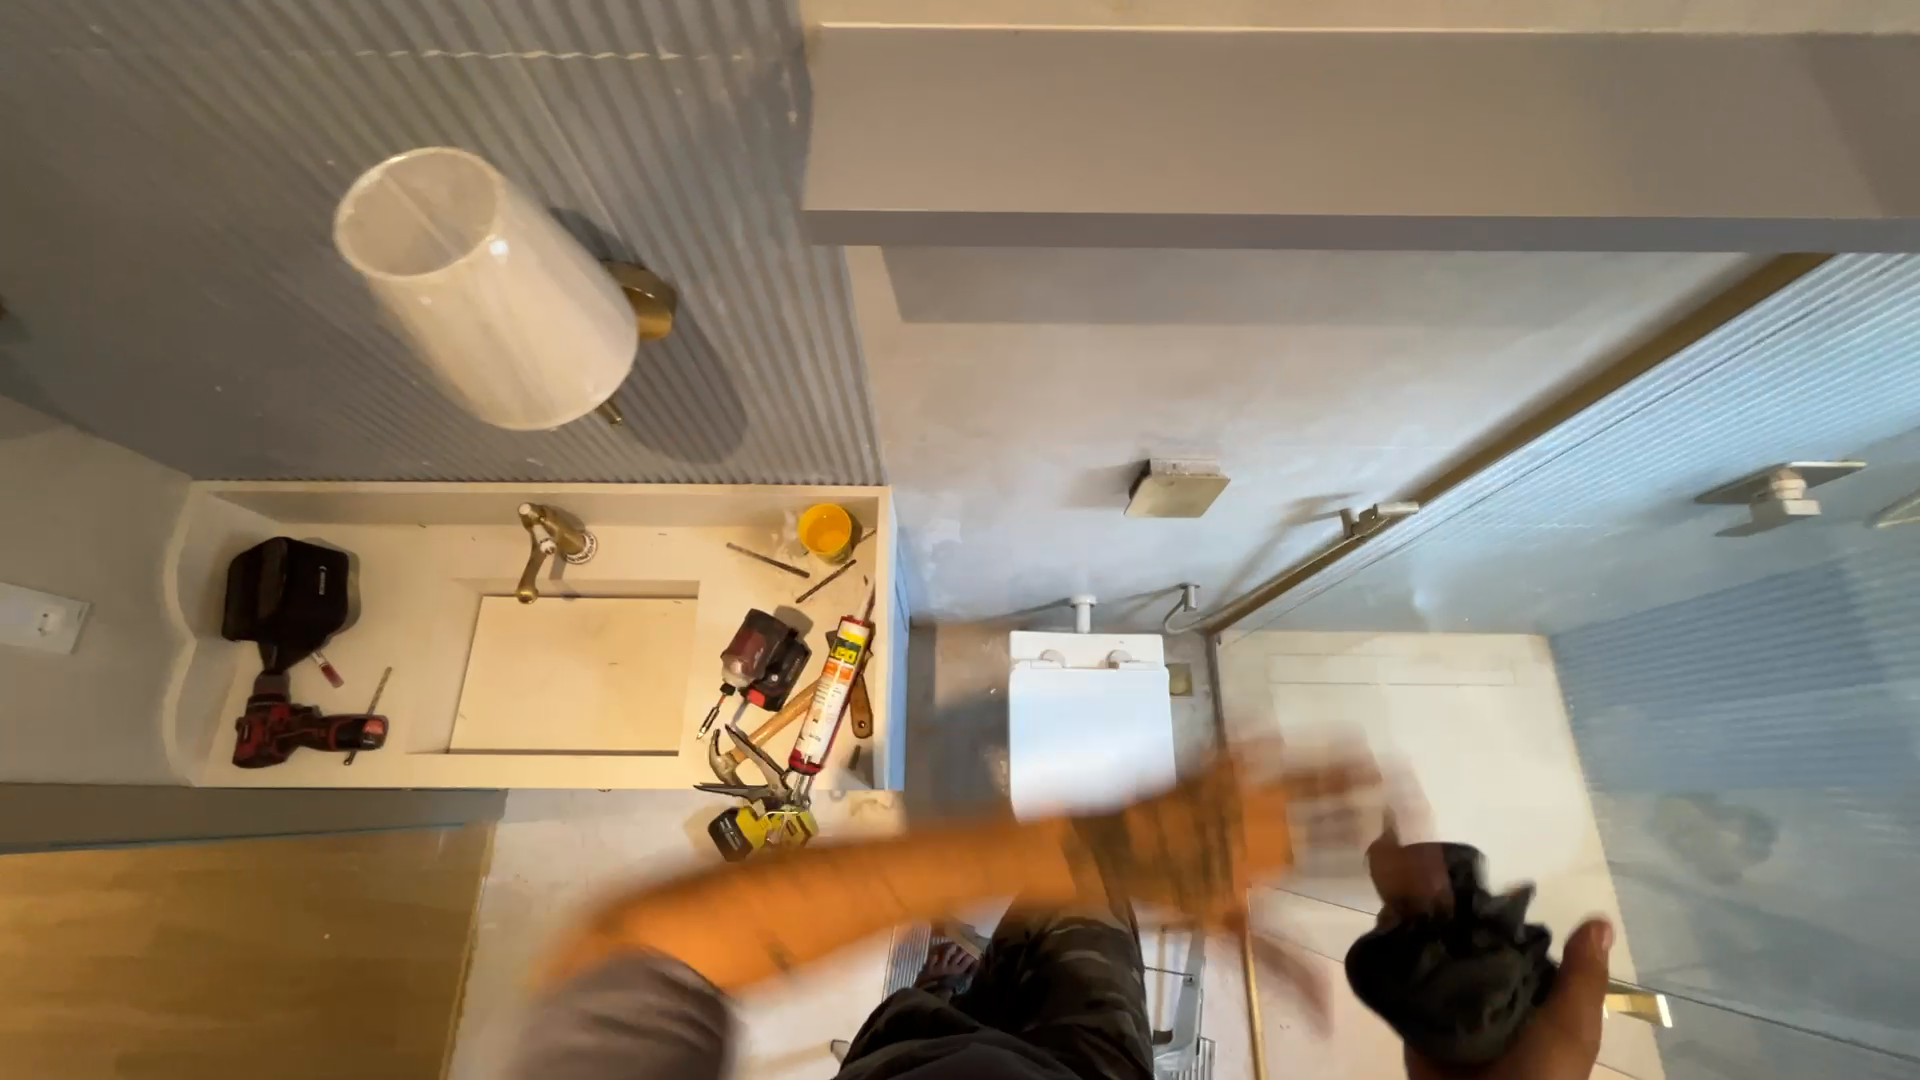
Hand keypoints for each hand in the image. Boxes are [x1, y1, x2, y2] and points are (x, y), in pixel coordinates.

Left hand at [1076, 745, 1382, 1033]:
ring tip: (1361, 744)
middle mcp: (1258, 817)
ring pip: (1290, 768)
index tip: (1407, 822)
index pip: (1335, 846)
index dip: (1371, 835)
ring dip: (1326, 757)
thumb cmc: (1169, 894)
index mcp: (1272, 856)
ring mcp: (1229, 788)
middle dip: (1362, 788)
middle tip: (1399, 775)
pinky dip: (1254, 735)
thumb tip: (1328, 1016)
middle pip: (1321, 799)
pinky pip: (1235, 746)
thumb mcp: (1230, 931)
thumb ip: (1283, 966)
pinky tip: (1270, 720)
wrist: (1111, 854)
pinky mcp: (1201, 768)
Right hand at [1366, 818, 1614, 1079]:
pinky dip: (1387, 941)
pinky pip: (1396, 966)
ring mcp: (1441, 991)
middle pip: (1455, 932)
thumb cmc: (1537, 1075)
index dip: (1482, 898)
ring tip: (1391, 879)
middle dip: (1435, 901)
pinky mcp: (1409, 1002)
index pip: (1499, 931)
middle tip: (1413, 863)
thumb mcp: (1571, 1028)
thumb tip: (1599, 919)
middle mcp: (1479, 982)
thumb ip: (1583, 980)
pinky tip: (1379, 915)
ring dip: (1408, 915)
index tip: (1459, 860)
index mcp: (1519, 985)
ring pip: (1423, 943)